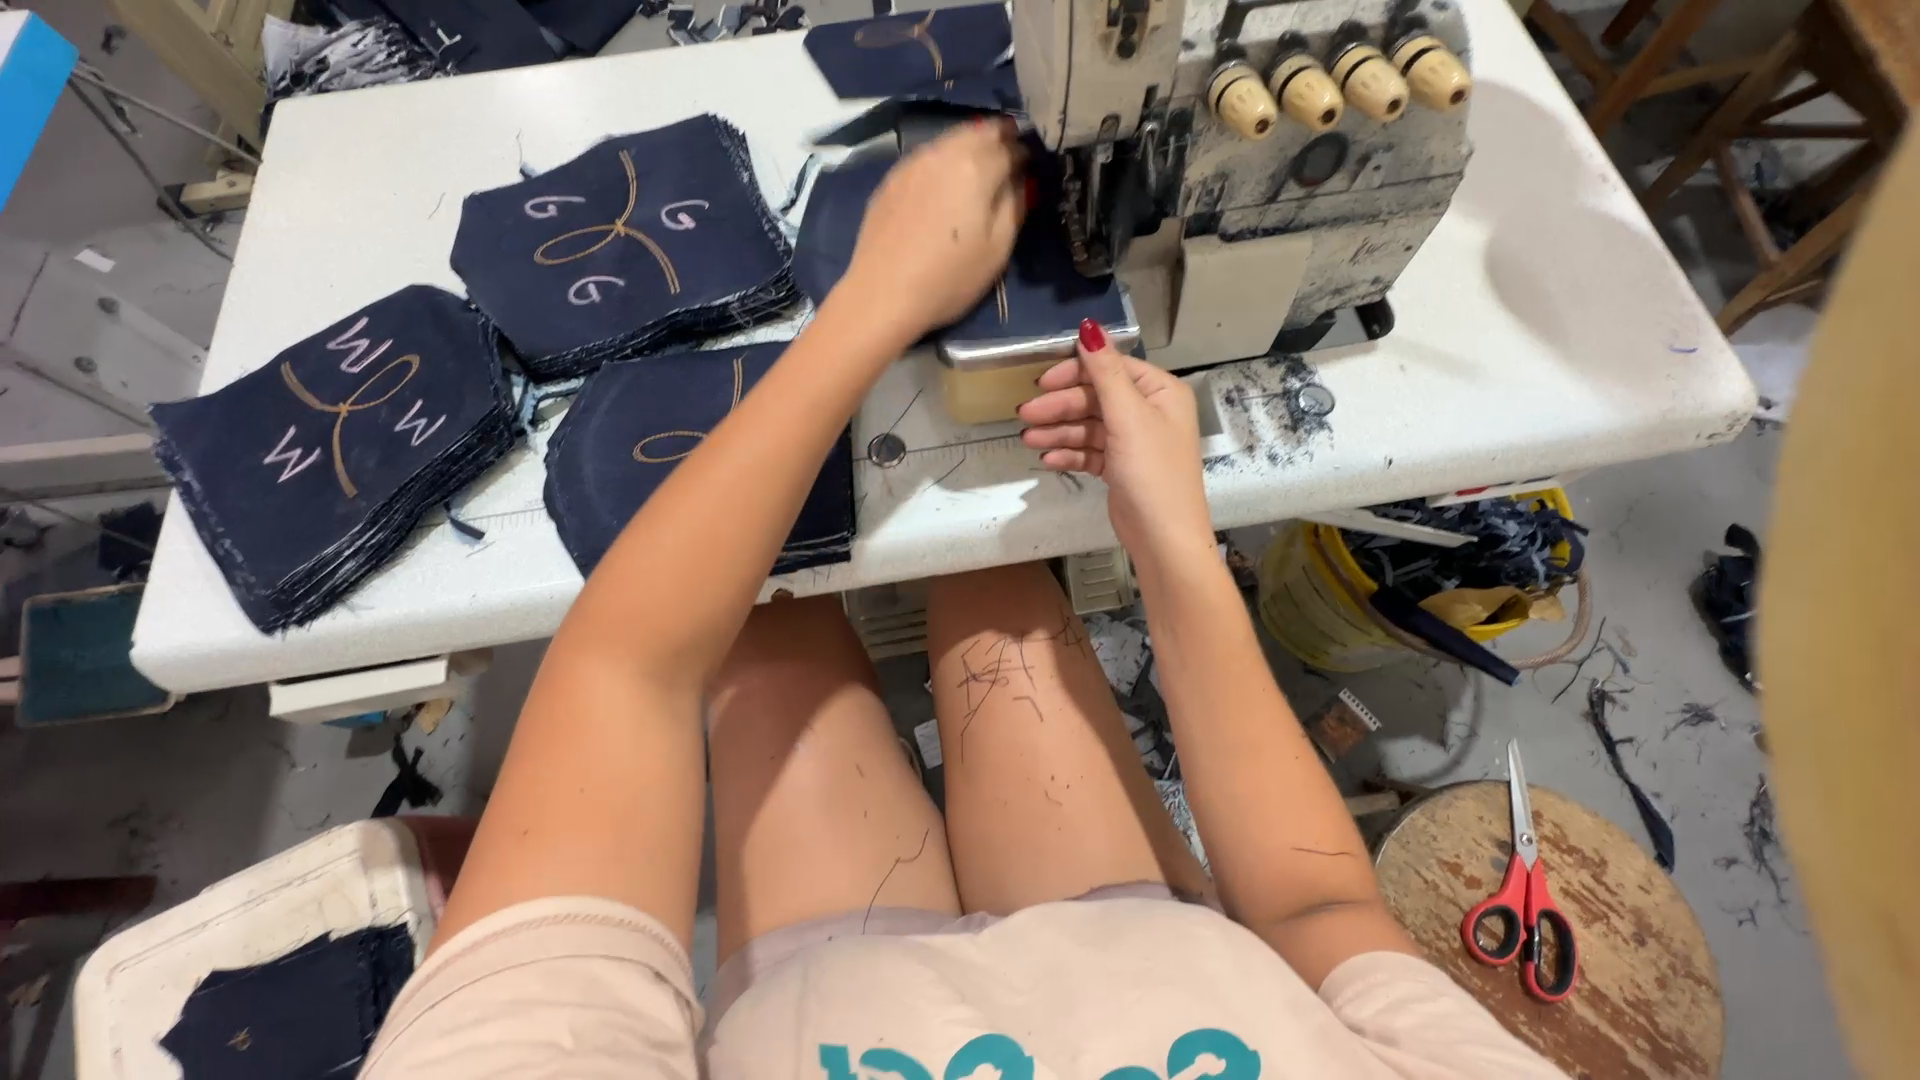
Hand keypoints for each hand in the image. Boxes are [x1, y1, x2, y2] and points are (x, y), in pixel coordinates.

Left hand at [836, 118, 1026, 342]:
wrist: (882, 294)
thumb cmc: (948, 278)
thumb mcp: (997, 249)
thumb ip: (1014, 205)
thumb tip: (1020, 178)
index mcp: (976, 167)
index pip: (1011, 146)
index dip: (1026, 152)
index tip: (1033, 164)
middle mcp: (944, 152)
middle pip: (980, 131)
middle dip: (1000, 137)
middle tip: (1010, 154)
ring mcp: (913, 162)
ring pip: (951, 139)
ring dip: (971, 144)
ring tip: (980, 166)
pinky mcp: (892, 178)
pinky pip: (928, 156)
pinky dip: (944, 159)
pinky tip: (945, 182)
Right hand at [1018, 320, 1215, 566]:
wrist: (1163, 536)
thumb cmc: (1152, 471)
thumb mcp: (1128, 416)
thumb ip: (1105, 371)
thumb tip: (1089, 326)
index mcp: (1161, 392)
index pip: (1111, 369)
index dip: (1076, 372)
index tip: (1042, 382)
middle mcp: (1149, 412)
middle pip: (1096, 398)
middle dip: (1061, 407)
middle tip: (1025, 415)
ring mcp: (1134, 442)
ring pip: (1089, 427)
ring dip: (1059, 431)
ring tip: (1029, 440)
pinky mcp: (1120, 468)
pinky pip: (1090, 452)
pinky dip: (1070, 454)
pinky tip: (1048, 459)